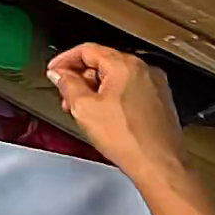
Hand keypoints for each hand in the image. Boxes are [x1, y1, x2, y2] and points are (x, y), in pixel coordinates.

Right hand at [48, 44, 186, 183]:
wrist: (159, 164)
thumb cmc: (129, 139)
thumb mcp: (84, 109)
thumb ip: (67, 85)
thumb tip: (59, 74)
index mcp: (124, 65)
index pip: (87, 50)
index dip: (65, 60)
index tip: (55, 71)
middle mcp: (143, 69)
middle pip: (103, 62)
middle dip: (80, 77)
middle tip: (66, 95)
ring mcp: (154, 84)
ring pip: (117, 76)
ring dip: (96, 88)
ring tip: (84, 111)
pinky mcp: (159, 100)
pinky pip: (130, 89)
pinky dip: (114, 96)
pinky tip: (106, 116)